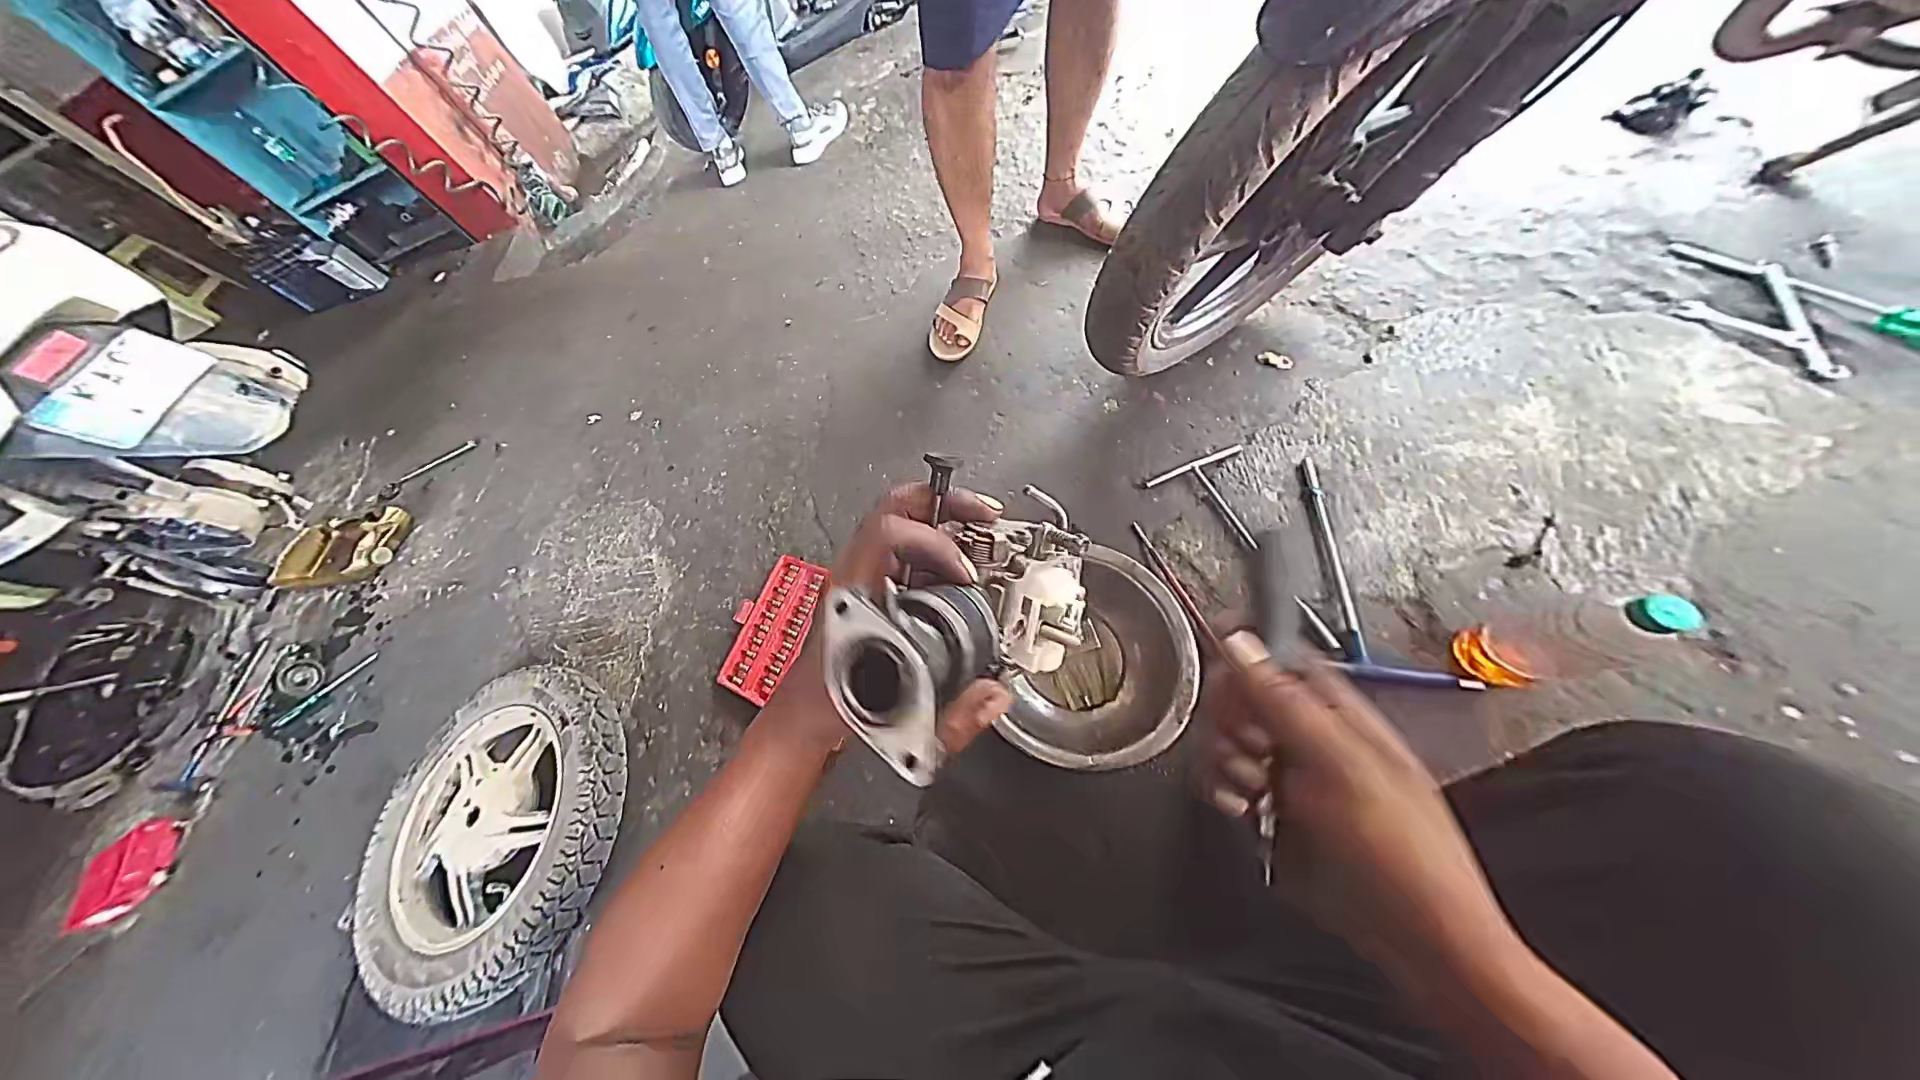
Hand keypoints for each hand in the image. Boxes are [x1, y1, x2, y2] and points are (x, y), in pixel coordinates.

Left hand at [764, 482, 1012, 756]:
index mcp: (851, 593)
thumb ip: (948, 718)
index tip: (965, 571)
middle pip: (896, 509)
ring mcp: (862, 577)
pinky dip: (938, 546)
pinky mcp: (873, 587)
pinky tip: (961, 566)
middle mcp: (854, 575)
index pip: (888, 532)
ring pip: (901, 522)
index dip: (935, 542)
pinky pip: (906, 549)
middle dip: (946, 502)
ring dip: (944, 521)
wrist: (804, 716)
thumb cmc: (828, 706)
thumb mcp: (890, 712)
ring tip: (981, 531)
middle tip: (985, 512)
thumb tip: (992, 696)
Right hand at [1206, 632, 1516, 977]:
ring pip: (1226, 740)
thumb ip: (1285, 701)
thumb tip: (1243, 644)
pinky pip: (1223, 782)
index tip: (1227, 687)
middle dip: (1230, 720)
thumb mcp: (1342, 766)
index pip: (1277, 660)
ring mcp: (1288, 775)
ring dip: (1223, 759)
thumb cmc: (1404, 855)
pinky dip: (1220, 790)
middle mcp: (1309, 739)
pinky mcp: (1268, 810)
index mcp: (1337, 714)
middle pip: (1242, 699)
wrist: (1415, 939)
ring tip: (1250, 786)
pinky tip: (1241, 806)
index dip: (1244, 665)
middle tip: (1249, 748)